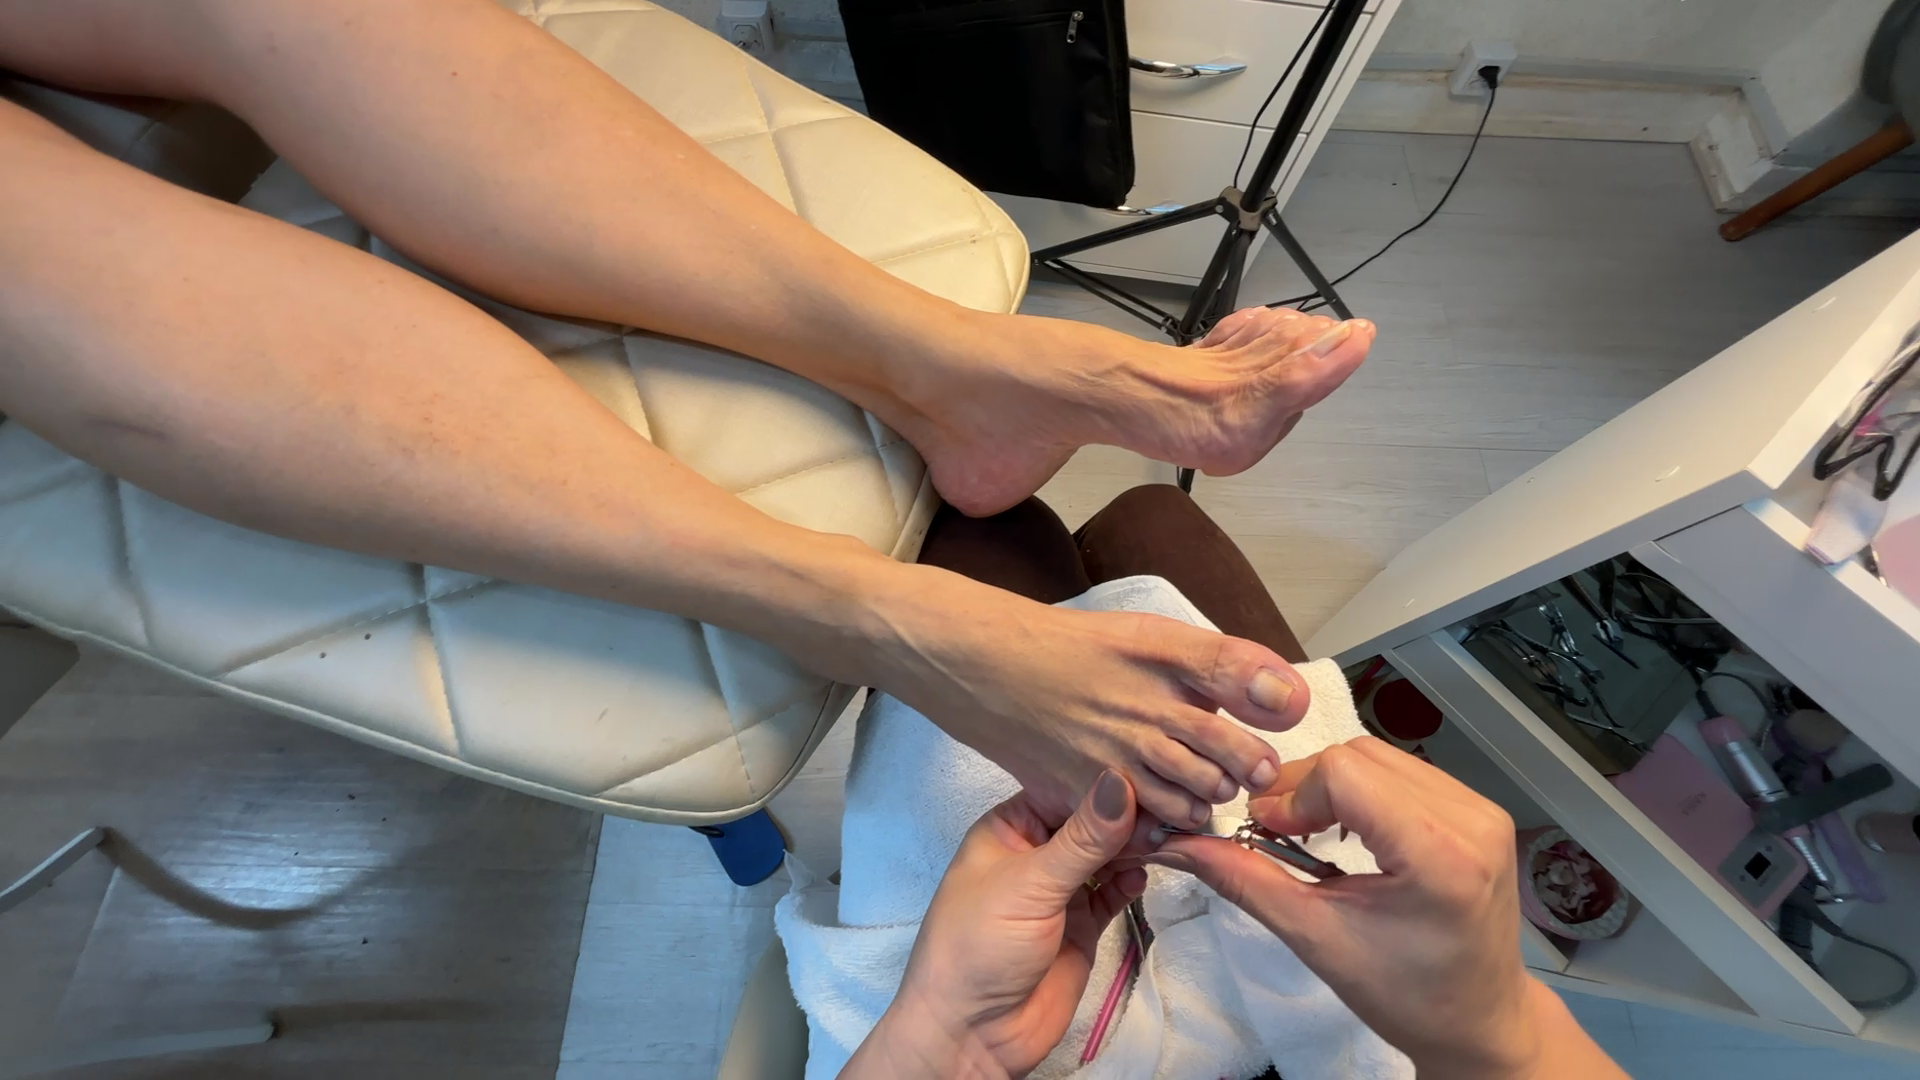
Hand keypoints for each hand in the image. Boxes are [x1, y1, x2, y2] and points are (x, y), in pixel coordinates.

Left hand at [844, 771, 1146, 1078]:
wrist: (972, 1035)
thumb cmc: (981, 942)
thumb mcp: (1030, 883)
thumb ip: (1082, 838)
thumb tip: (1120, 780)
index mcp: (1009, 827)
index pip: (1061, 790)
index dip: (1101, 782)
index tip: (1147, 771)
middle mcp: (1036, 851)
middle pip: (1088, 822)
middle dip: (1124, 817)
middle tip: (1169, 810)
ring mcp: (1059, 889)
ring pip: (1105, 856)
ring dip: (1133, 848)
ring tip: (1166, 839)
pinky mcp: (1081, 924)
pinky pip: (1111, 892)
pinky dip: (1129, 883)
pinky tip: (1144, 876)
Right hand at [875, 570, 1305, 829]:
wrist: (983, 661)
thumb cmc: (1064, 643)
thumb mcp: (1145, 633)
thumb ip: (1218, 660)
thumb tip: (1289, 698)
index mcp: (1169, 666)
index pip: (1251, 712)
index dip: (1268, 731)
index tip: (1265, 737)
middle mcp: (1149, 716)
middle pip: (1227, 770)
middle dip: (1240, 776)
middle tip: (1229, 771)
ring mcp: (1115, 759)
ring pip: (1190, 805)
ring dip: (1199, 803)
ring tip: (1187, 788)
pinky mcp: (1082, 791)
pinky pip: (1140, 829)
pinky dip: (1153, 827)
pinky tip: (1145, 808)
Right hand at [1145, 737, 1626, 1079]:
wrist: (1482, 1023)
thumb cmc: (1404, 993)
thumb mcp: (1314, 938)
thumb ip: (1243, 879)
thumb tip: (1175, 844)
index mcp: (1440, 856)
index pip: (1344, 774)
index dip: (1293, 795)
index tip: (1268, 831)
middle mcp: (1470, 820)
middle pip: (1354, 756)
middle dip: (1303, 786)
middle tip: (1278, 830)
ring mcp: (1480, 809)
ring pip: (1372, 754)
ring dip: (1327, 782)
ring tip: (1310, 827)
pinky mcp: (1477, 808)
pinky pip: (1396, 767)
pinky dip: (1357, 785)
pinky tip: (1348, 824)